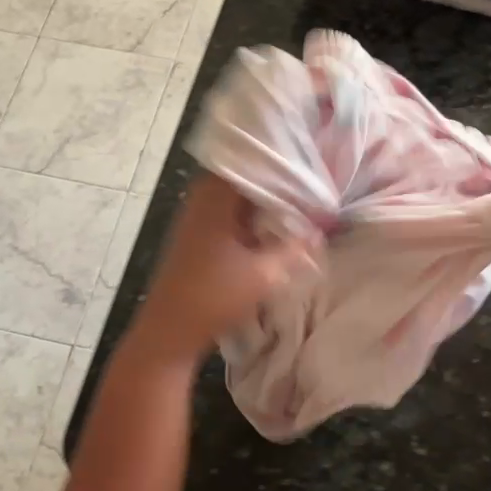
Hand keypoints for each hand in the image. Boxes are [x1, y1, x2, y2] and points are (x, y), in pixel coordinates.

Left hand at [130, 173, 320, 360]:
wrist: (170, 330)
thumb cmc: (214, 297)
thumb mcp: (265, 273)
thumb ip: (296, 247)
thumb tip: (319, 230)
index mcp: (217, 193)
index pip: (258, 160)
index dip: (289, 163)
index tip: (318, 167)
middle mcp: (205, 195)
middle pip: (250, 175)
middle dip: (282, 181)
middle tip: (316, 184)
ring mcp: (199, 213)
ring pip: (242, 195)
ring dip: (270, 200)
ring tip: (305, 203)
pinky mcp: (199, 232)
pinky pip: (234, 211)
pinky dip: (256, 215)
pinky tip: (279, 226)